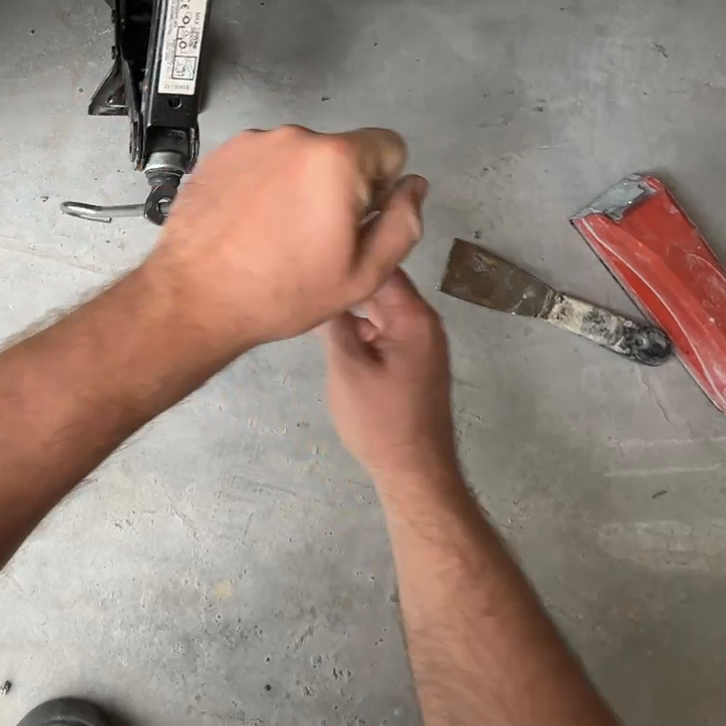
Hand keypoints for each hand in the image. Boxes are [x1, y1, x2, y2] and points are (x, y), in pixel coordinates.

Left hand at [139, 125, 427, 354]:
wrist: (194, 297)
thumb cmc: (279, 291)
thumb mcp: (363, 273)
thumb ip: (403, 223)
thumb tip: (414, 187)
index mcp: (335, 159)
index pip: (389, 146)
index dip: (383, 185)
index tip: (359, 219)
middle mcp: (292, 138)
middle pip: (340, 152)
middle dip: (339, 187)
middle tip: (315, 238)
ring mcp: (250, 144)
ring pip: (298, 159)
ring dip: (298, 187)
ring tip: (276, 236)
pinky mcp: (219, 156)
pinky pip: (260, 164)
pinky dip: (263, 187)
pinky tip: (250, 227)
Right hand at [325, 268, 461, 489]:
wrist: (414, 472)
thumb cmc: (380, 419)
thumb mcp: (347, 365)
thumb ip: (334, 321)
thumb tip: (322, 286)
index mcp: (414, 316)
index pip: (379, 267)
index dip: (347, 257)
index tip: (312, 253)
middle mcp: (422, 322)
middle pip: (378, 286)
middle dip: (344, 281)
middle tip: (303, 276)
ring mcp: (418, 342)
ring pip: (377, 308)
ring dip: (348, 305)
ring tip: (310, 298)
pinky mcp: (410, 359)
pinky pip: (381, 328)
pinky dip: (358, 326)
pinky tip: (328, 329)